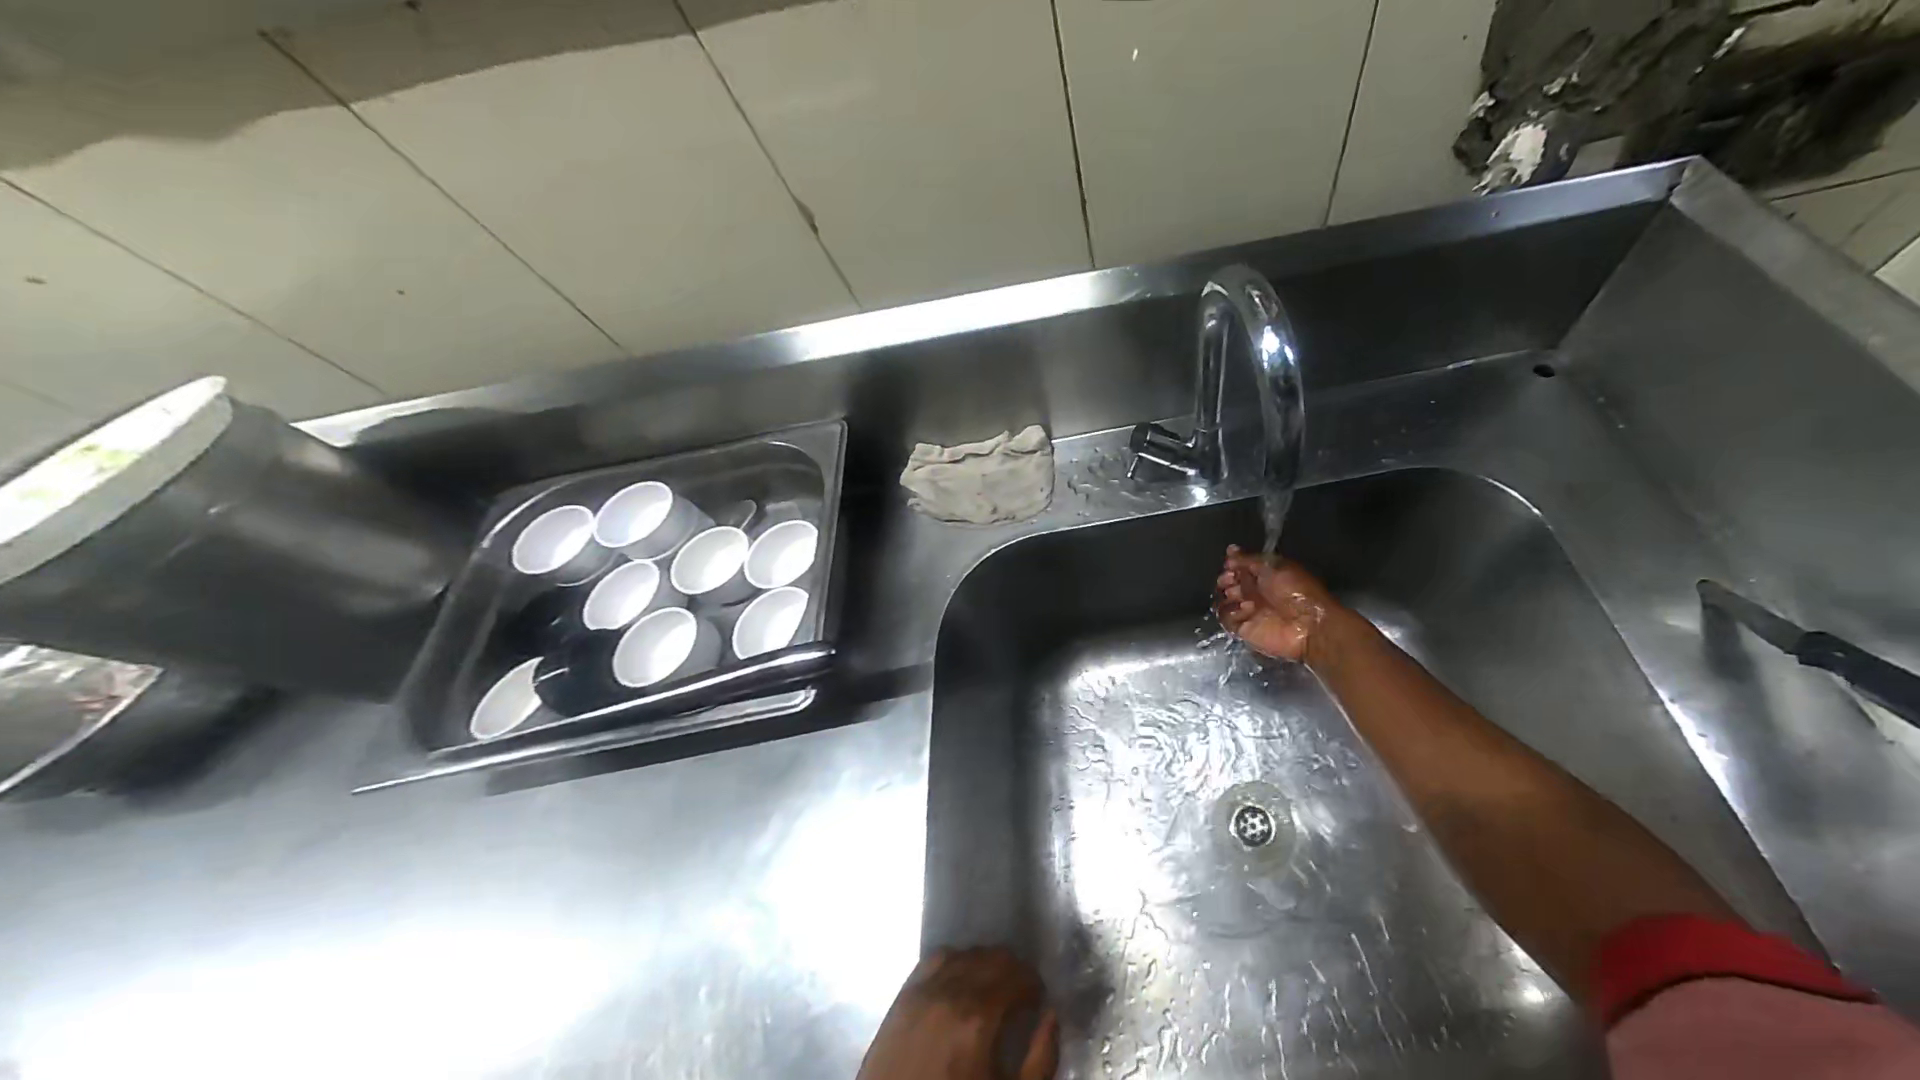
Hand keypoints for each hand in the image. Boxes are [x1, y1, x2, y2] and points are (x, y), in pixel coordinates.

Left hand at [857, 947, 1058, 1079]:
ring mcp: (922, 991)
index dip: (1032, 982)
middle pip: (990, 958)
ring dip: (982, 963)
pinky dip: (953, 961)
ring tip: (991, 985)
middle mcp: (949, 993)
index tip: (1038, 997)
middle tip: (1020, 992)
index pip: (1015, 976)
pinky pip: (933, 960)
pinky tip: (959, 980)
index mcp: (978, 1018)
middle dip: (1011, 970)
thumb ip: (1041, 1059)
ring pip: (962, 954)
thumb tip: (1051, 1016)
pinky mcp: (902, 996)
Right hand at [1214, 545, 1344, 663]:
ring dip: (1227, 596)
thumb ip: (1249, 559)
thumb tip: (1230, 550)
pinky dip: (1230, 612)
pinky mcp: (1244, 628)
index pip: (1239, 568)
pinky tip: (1244, 610)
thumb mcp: (1275, 566)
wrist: (1308, 626)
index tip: (1231, 565)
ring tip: (1239, 596)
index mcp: (1265, 576)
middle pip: (1228, 583)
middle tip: (1231, 580)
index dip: (1232, 565)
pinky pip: (1226, 618)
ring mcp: (1248, 611)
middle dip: (1226, 579)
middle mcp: (1255, 593)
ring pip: (1224, 600)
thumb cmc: (1295, 592)